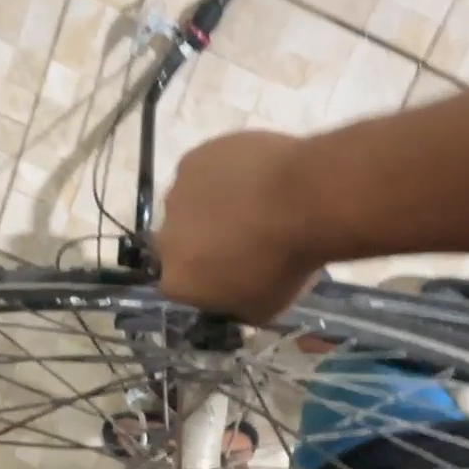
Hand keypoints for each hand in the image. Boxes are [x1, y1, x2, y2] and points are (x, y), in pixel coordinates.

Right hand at [153, 131, 325, 323]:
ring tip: (248, 203)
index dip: (205, 280)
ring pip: (187, 206)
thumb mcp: (263, 309)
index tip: (230, 274)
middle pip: (177, 244)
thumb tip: (231, 296)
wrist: (304, 201)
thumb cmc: (286, 265)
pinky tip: (249, 178)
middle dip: (199, 243)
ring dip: (207, 208)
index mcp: (177, 282)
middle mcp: (165, 239)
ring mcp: (175, 195)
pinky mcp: (192, 159)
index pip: (181, 286)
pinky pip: (201, 173)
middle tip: (239, 238)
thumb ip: (234, 305)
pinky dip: (219, 177)